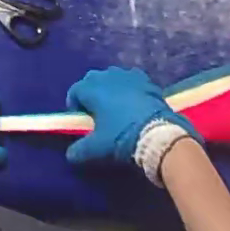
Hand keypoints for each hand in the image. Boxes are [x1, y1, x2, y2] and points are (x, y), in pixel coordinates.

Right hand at [65, 67, 199, 166]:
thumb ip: (80, 150)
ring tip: (117, 108)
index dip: (75, 106)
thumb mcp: (97, 148)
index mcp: (91, 89)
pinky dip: (130, 88)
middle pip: (92, 81)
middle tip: (98, 114)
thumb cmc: (122, 137)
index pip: (75, 92)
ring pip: (112, 78)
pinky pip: (132, 80)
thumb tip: (70, 155)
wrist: (158, 135)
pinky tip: (135, 102)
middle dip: (92, 95)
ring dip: (110, 89)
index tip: (82, 121)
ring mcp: (127, 75)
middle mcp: (106, 76)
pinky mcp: (145, 79)